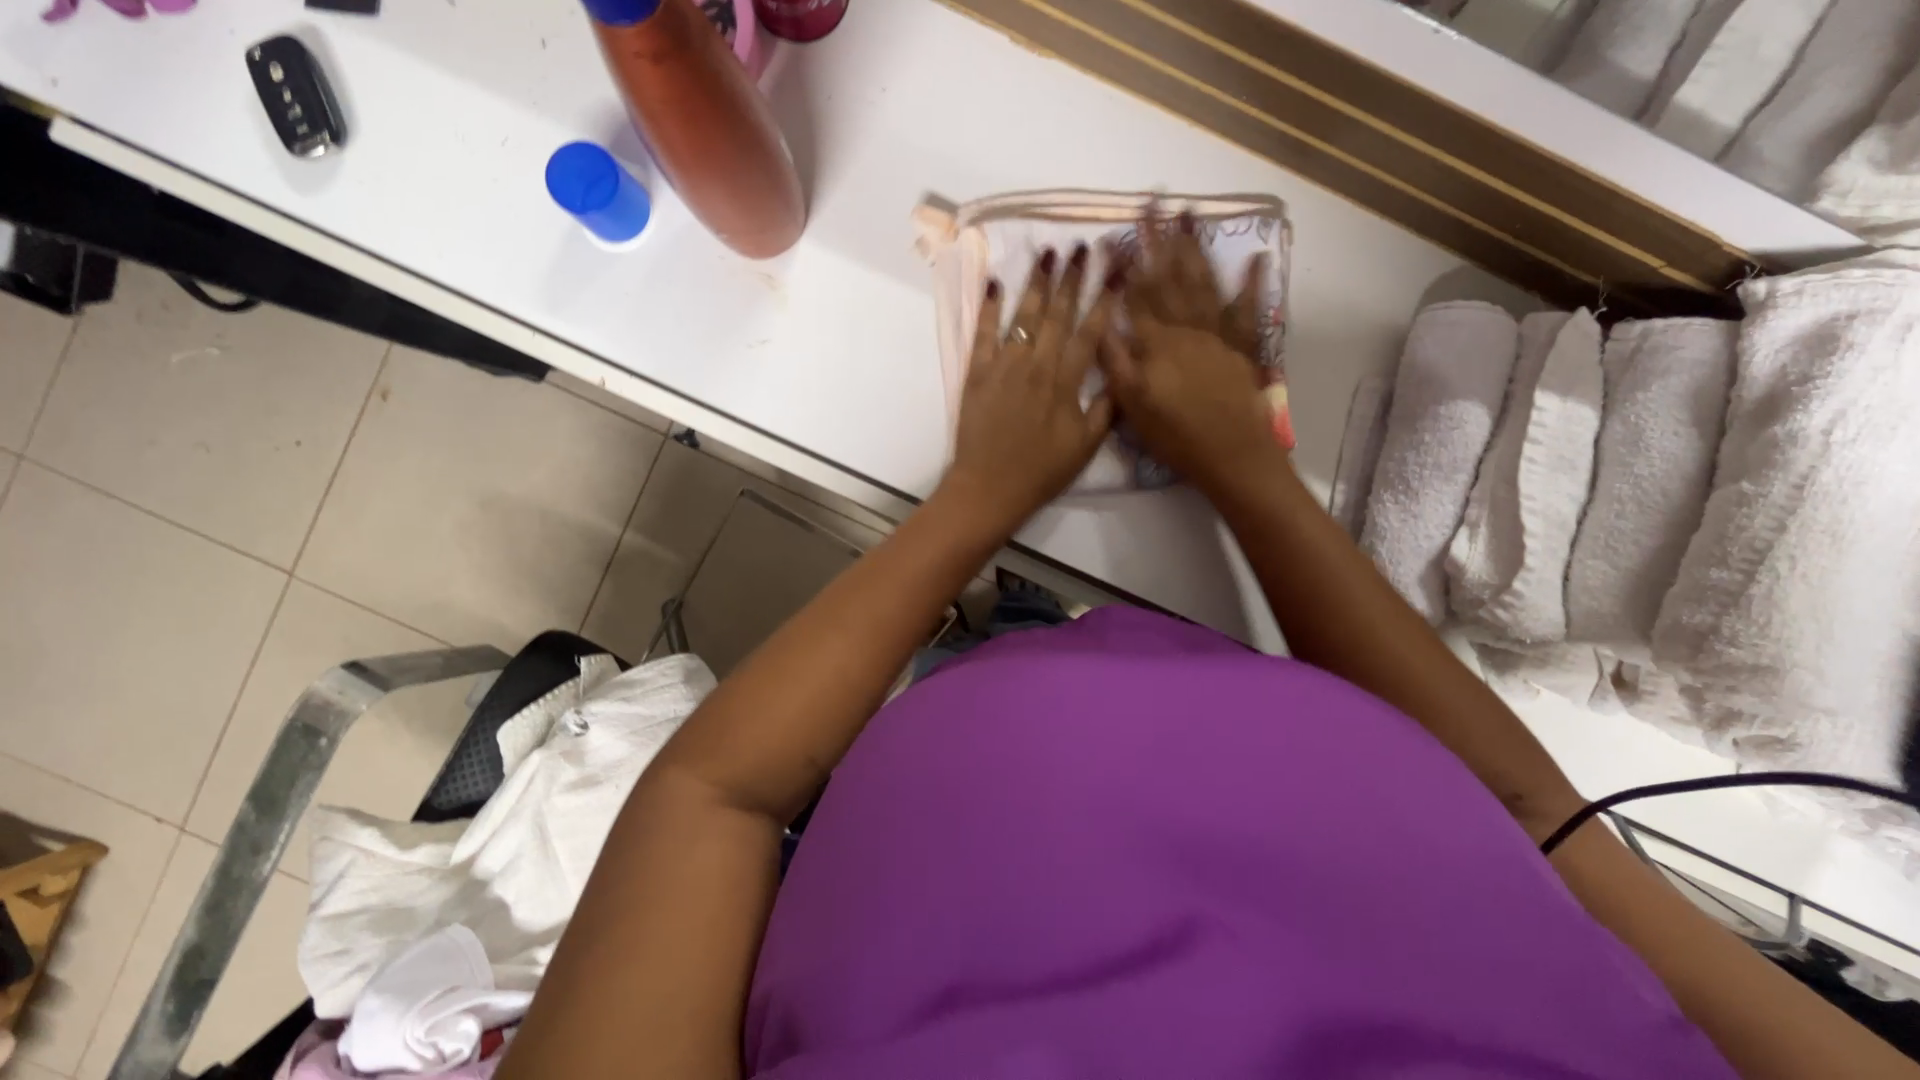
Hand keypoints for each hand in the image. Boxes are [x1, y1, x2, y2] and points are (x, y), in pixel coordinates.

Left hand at [940, 244, 1117, 533]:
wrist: (989, 487)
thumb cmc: (1041, 471)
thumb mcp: (1085, 446)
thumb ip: (1105, 409)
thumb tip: (1122, 377)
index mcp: (1066, 383)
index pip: (1091, 332)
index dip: (1105, 299)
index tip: (1117, 271)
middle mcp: (1037, 365)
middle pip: (1058, 314)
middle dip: (1072, 279)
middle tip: (1082, 247)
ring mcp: (1004, 366)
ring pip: (1024, 316)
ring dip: (1037, 283)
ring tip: (1047, 253)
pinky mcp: (977, 373)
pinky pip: (983, 333)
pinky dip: (989, 307)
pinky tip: (996, 282)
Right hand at [1102, 212, 1280, 497]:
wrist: (1232, 455)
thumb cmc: (1176, 436)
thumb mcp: (1132, 405)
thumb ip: (1116, 362)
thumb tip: (1103, 322)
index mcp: (1156, 344)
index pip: (1136, 296)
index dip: (1126, 264)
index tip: (1116, 232)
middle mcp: (1186, 329)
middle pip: (1169, 279)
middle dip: (1158, 241)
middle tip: (1153, 204)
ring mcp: (1218, 335)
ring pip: (1203, 283)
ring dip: (1195, 248)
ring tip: (1189, 214)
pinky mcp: (1242, 349)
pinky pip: (1247, 309)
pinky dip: (1251, 282)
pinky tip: (1253, 257)